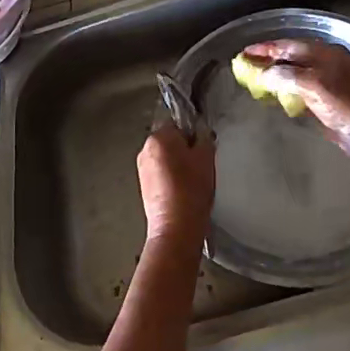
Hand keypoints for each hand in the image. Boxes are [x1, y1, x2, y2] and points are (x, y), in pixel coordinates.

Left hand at [136, 124, 214, 243]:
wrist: (176, 227)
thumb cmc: (192, 189)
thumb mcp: (206, 157)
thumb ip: (203, 137)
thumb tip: (200, 133)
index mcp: (159, 137)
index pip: (178, 122)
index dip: (193, 133)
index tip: (203, 146)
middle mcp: (145, 149)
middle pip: (169, 139)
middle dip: (184, 148)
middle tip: (200, 163)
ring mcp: (142, 168)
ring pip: (165, 156)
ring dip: (177, 163)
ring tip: (193, 179)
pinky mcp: (144, 186)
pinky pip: (160, 172)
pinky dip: (171, 176)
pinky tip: (183, 189)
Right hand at [239, 39, 349, 162]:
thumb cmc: (348, 105)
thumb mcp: (314, 85)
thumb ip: (286, 76)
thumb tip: (263, 74)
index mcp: (326, 53)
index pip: (289, 45)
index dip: (265, 48)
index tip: (243, 53)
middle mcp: (327, 64)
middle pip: (292, 58)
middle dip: (268, 62)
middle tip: (244, 68)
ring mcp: (329, 84)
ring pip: (296, 76)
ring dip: (276, 78)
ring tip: (254, 82)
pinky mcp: (329, 105)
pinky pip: (302, 93)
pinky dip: (286, 94)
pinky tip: (275, 100)